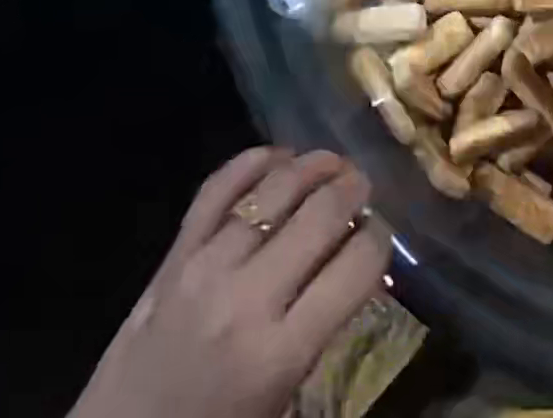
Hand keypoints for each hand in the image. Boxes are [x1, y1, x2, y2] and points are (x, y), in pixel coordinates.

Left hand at [68, 148, 392, 417]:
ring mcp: (204, 269)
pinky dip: (252, 162)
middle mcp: (247, 300)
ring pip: (274, 190)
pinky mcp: (171, 256)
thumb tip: (357, 258)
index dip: (380, 237)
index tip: (380, 231)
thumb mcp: (284, 398)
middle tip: (363, 186)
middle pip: (321, 214)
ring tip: (331, 164)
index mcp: (281, 352)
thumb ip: (324, 327)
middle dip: (354, 189)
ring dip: (313, 166)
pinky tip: (277, 158)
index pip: (357, 265)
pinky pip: (216, 189)